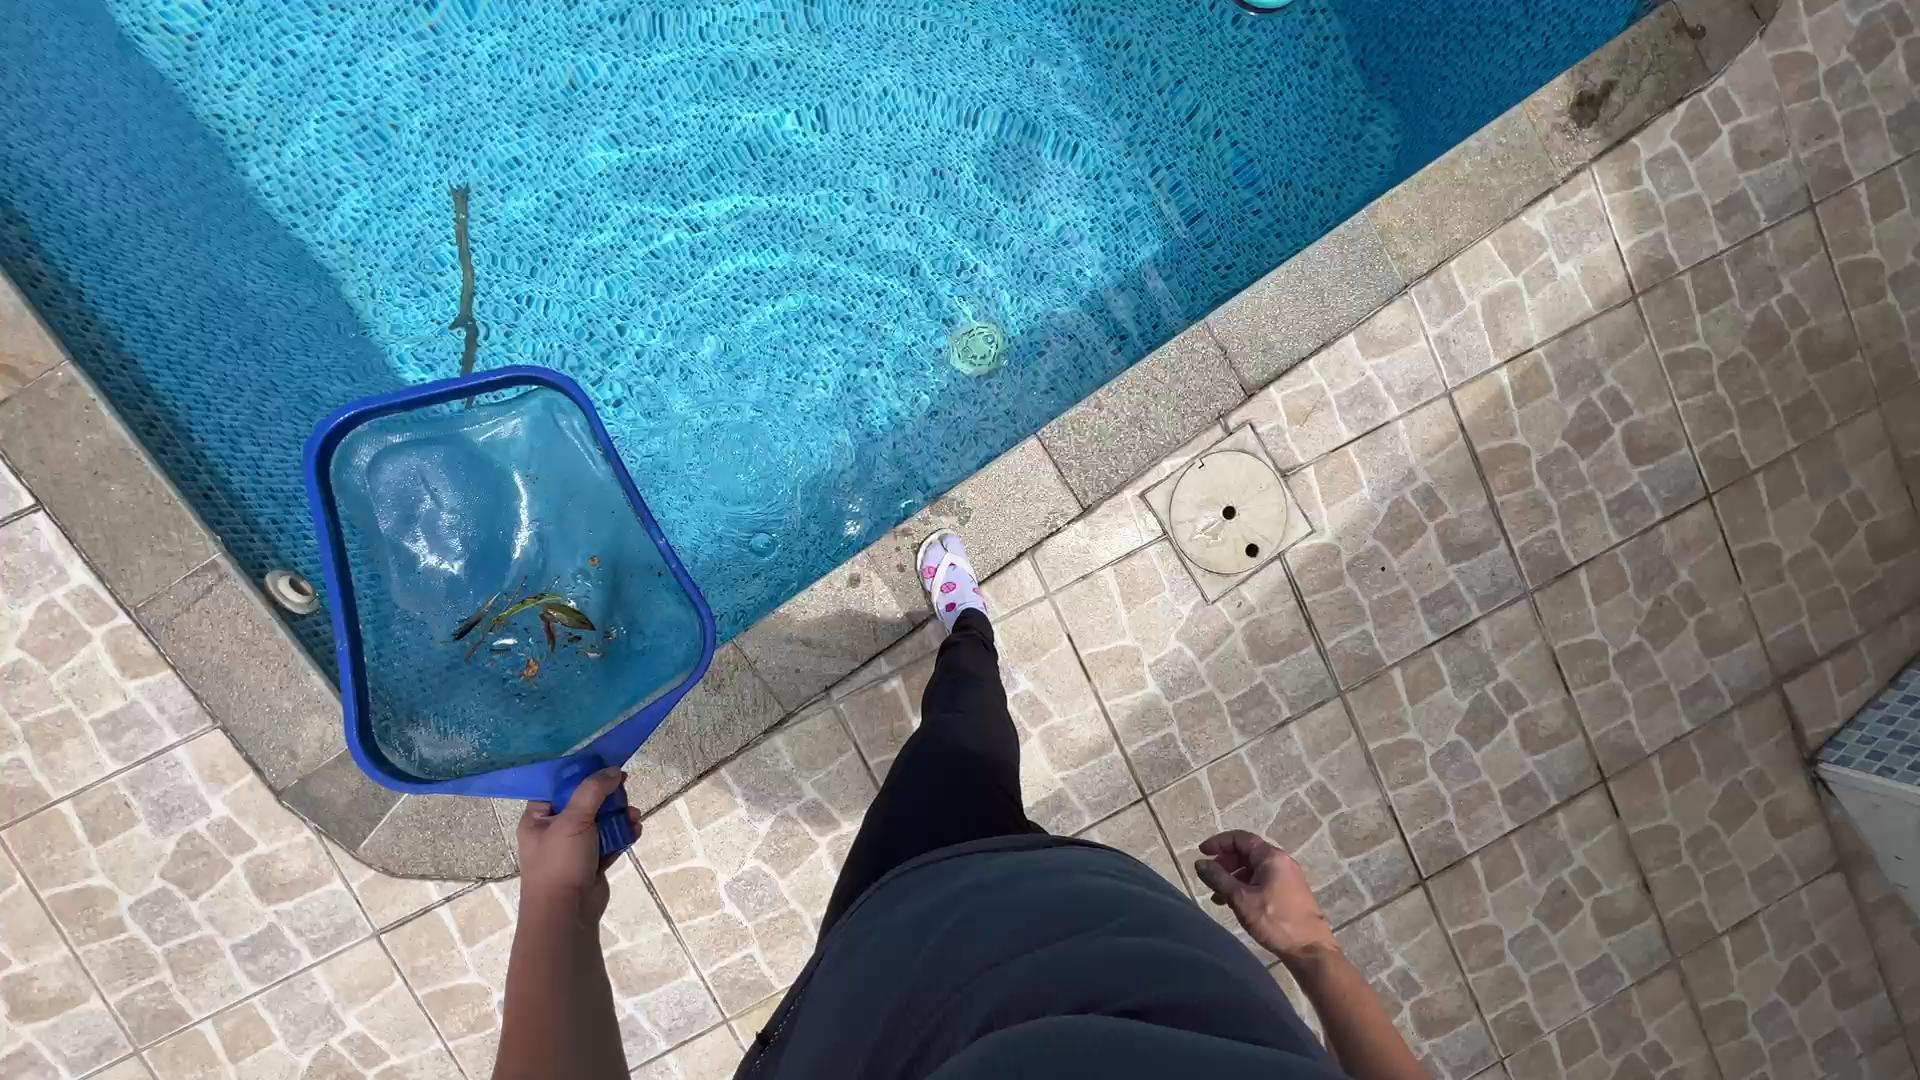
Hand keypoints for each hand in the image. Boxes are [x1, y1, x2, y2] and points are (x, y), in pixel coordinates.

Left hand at [516, 767, 640, 924]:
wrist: (566, 913)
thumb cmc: (560, 863)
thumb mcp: (574, 820)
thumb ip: (593, 790)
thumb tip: (613, 770)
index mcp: (538, 819)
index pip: (558, 787)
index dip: (581, 774)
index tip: (604, 766)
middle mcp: (555, 830)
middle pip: (586, 801)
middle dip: (609, 797)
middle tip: (623, 791)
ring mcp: (575, 846)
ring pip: (603, 819)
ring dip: (621, 816)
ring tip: (633, 817)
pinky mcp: (593, 860)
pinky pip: (611, 838)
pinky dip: (623, 833)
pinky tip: (634, 830)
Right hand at [1194, 830, 1336, 967]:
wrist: (1311, 952)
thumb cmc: (1275, 921)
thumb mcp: (1241, 899)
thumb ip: (1218, 878)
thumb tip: (1200, 863)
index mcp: (1271, 857)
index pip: (1240, 838)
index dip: (1218, 843)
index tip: (1202, 853)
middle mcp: (1281, 861)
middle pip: (1246, 852)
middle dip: (1225, 862)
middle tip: (1210, 876)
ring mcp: (1288, 877)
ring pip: (1254, 868)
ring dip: (1234, 877)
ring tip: (1219, 895)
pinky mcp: (1290, 893)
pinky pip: (1262, 880)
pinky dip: (1246, 886)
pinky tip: (1236, 903)